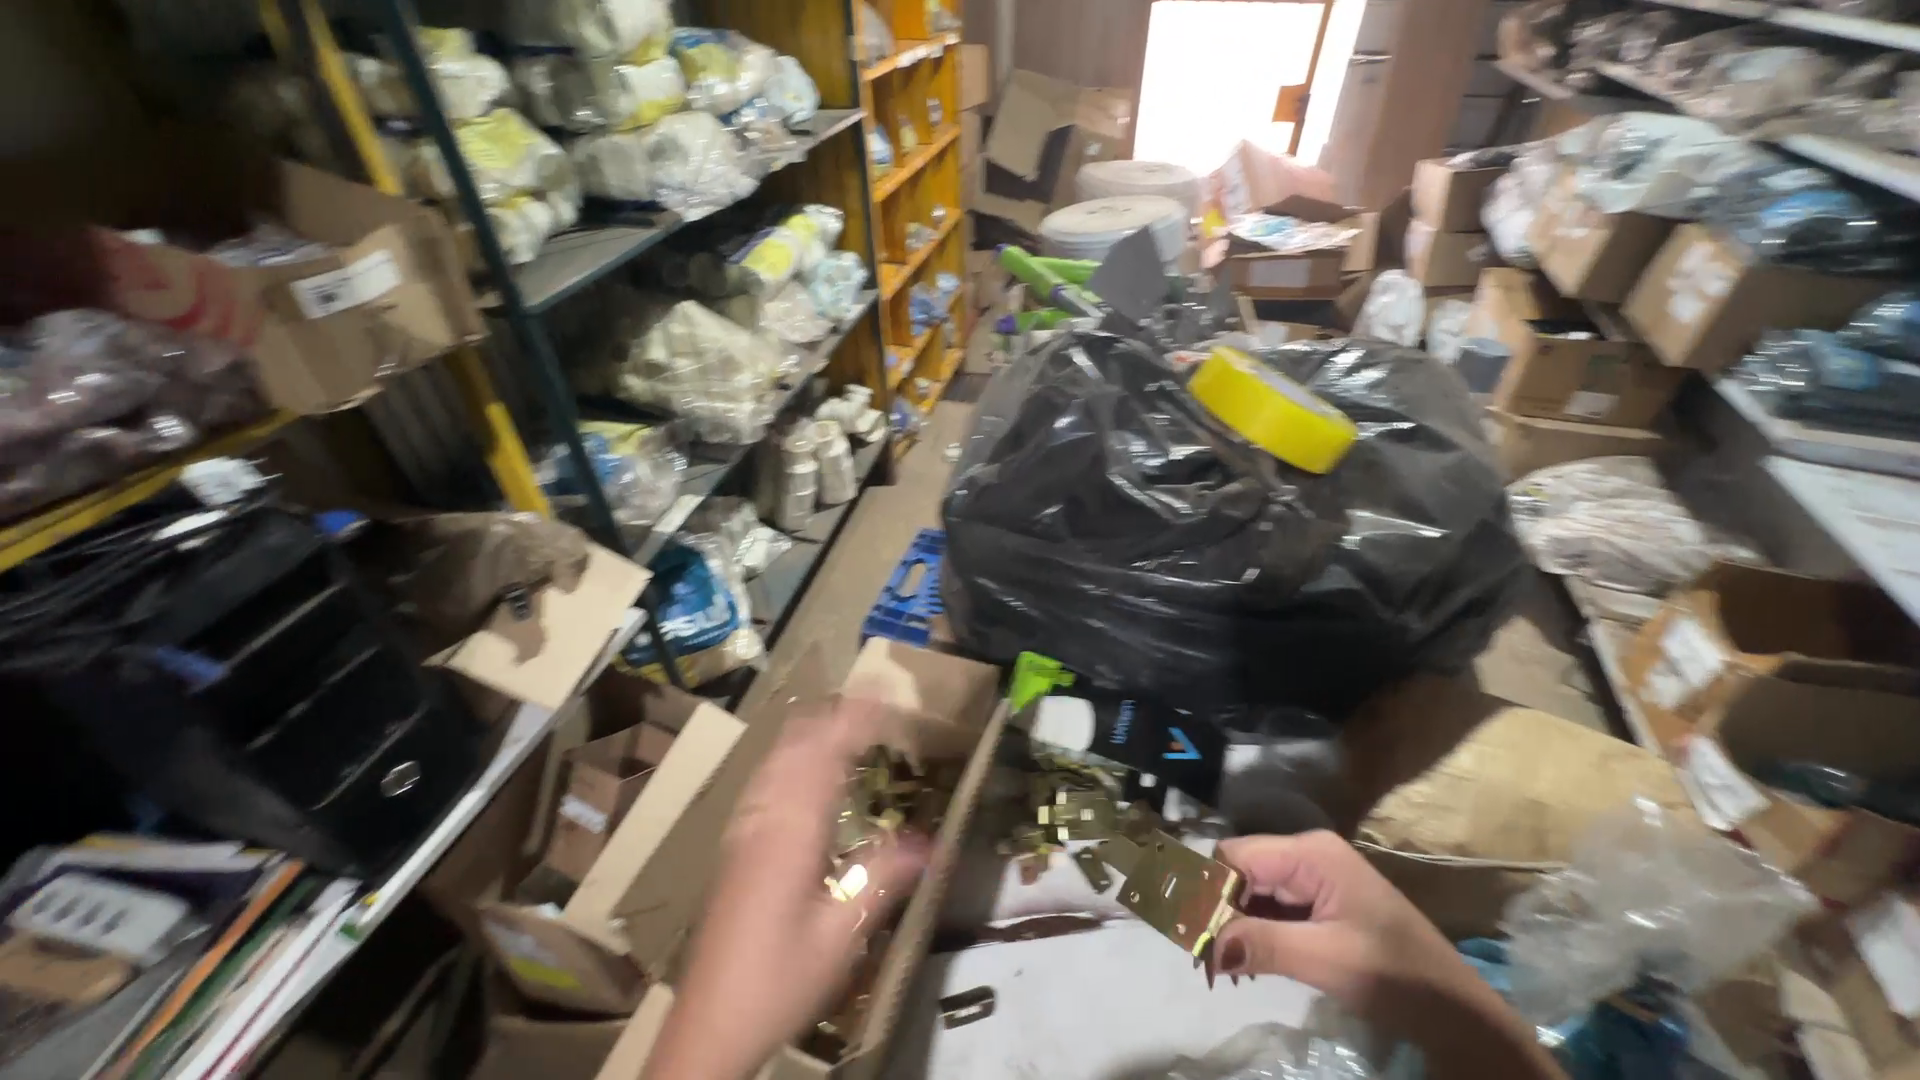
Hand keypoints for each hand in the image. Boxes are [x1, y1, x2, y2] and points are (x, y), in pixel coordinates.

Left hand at [642, 697, 927, 1079]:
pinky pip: (764, 780)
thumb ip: (884, 878)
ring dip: (809, 732)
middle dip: (832, 715)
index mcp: (792, 828)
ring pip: (775, 759)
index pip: (825, 752)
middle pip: (795, 745)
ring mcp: (744, 830)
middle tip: (872, 704)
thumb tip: (932, 842)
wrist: (710, 1023)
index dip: (855, 718)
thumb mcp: (843, 934)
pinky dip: (789, 757)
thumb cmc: (780, 978)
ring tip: (842, 721)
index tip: (886, 697)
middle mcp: (764, 817)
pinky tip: (799, 770)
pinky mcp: (737, 847)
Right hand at [1212, 832, 1562, 1079]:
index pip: (1236, 856)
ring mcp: (1312, 877)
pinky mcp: (1317, 901)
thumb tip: (1206, 946)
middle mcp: (1306, 854)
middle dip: (1218, 912)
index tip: (1195, 934)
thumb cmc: (1394, 974)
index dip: (1210, 890)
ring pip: (1250, 890)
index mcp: (1310, 853)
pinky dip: (1253, 932)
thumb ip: (1262, 944)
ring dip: (1233, 926)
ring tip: (1224, 970)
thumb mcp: (1326, 959)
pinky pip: (1269, 906)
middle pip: (1240, 871)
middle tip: (1206, 962)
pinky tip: (1247, 963)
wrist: (1454, 1008)